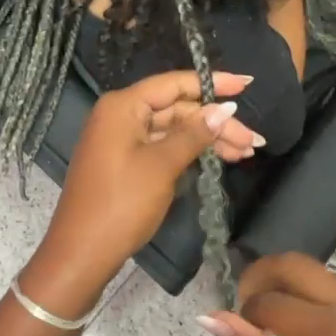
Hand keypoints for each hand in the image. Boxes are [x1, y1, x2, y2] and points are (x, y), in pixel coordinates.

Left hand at [20, 71, 250, 318]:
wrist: (81, 252)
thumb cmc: (121, 204)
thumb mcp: (162, 166)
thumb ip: (194, 134)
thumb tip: (224, 109)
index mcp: (123, 106)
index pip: (173, 84)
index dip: (211, 83)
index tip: (247, 84)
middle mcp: (120, 114)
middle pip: (176, 108)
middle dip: (216, 121)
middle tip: (254, 140)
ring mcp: (121, 139)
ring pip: (173, 129)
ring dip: (208, 138)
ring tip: (246, 151)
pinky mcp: (125, 161)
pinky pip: (162, 146)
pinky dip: (189, 151)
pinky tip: (218, 158)